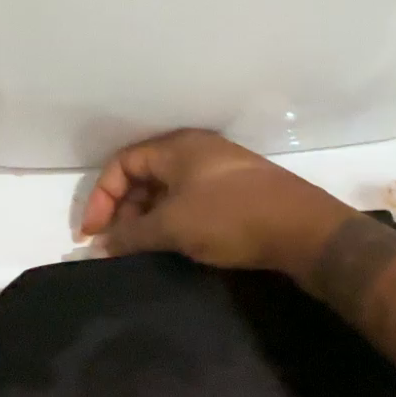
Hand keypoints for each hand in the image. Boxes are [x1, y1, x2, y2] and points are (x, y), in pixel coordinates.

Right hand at [78, 129, 356, 274]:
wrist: (302, 228)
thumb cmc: (230, 218)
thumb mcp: (173, 227)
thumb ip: (132, 234)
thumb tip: (102, 244)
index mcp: (177, 147)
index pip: (122, 163)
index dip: (101, 197)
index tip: (93, 234)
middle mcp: (195, 150)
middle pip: (144, 174)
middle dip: (124, 209)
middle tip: (119, 245)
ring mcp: (218, 169)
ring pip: (167, 189)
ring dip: (148, 217)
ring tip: (143, 249)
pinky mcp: (235, 190)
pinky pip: (189, 199)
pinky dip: (172, 219)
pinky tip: (174, 244)